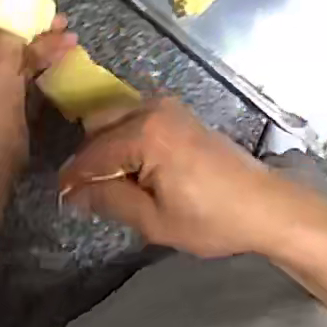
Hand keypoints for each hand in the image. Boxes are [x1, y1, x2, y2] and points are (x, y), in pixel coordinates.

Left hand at [0, 0, 75, 208]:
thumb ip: (10, 35)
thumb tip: (21, 5)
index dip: (10, 2)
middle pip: (1, 30)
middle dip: (32, 23)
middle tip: (62, 18)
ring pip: (15, 50)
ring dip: (41, 42)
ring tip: (70, 34)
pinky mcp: (2, 98)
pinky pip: (22, 71)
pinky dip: (40, 62)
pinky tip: (65, 54)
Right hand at [57, 99, 326, 257]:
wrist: (265, 204)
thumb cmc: (211, 218)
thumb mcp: (155, 220)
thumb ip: (110, 200)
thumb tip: (74, 194)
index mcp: (145, 133)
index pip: (93, 153)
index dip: (74, 177)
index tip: (61, 196)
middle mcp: (153, 109)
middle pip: (100, 125)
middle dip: (88, 157)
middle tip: (85, 192)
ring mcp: (168, 106)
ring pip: (118, 118)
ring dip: (107, 146)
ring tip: (110, 183)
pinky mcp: (179, 112)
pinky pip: (137, 117)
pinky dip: (126, 137)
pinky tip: (132, 167)